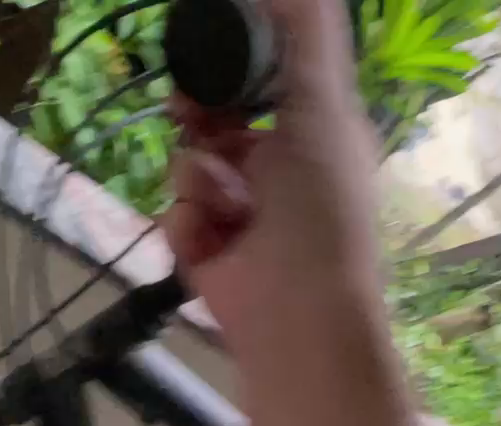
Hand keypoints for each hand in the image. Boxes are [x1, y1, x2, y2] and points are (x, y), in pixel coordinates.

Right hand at [160, 0, 385, 351]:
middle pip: (215, 121)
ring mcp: (236, 217)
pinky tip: (210, 245)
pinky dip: (188, 227)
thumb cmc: (320, 212)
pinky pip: (176, 217)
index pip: (264, 81)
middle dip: (200, 115)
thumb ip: (307, 33)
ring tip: (224, 206)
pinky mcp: (205, 256)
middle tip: (189, 111)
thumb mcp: (324, 107)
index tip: (212, 46)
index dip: (235, 61)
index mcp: (312, 135)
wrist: (296, 318)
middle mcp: (274, 172)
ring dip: (198, 179)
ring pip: (188, 167)